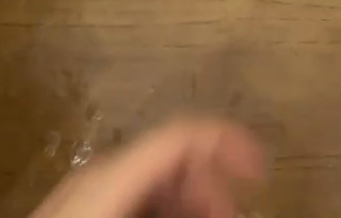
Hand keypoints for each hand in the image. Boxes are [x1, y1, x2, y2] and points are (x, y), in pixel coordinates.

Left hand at [27, 117, 265, 217]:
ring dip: (189, 194)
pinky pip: (132, 191)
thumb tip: (228, 197)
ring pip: (153, 174)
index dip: (228, 137)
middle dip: (211, 179)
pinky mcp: (79, 202)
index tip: (261, 160)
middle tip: (237, 209)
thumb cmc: (86, 215)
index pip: (182, 131)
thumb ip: (187, 197)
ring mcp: (87, 183)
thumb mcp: (141, 213)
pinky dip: (162, 202)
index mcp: (115, 166)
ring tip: (211, 215)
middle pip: (172, 153)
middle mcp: (102, 163)